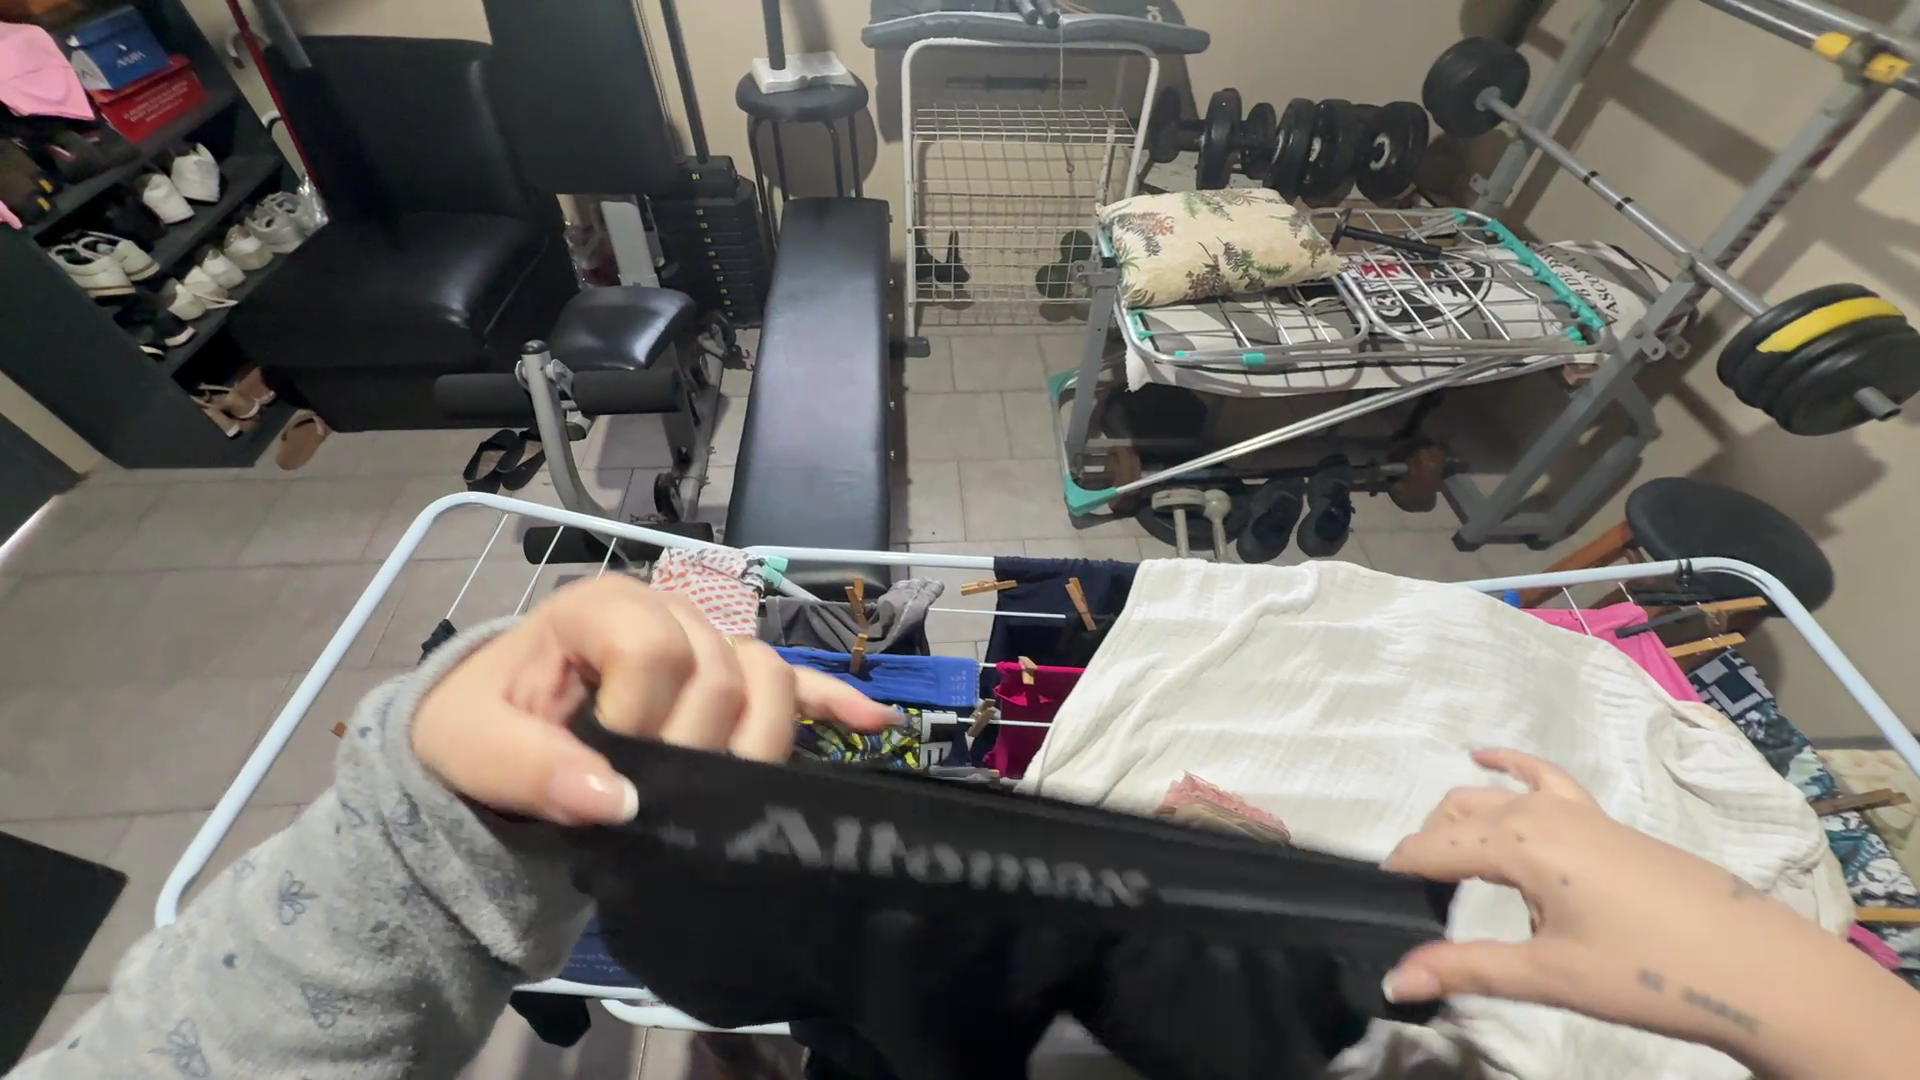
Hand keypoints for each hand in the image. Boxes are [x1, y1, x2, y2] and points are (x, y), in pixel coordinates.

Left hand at [412, 575, 895, 825]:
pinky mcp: (738, 673)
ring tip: (727, 788)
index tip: (606, 768)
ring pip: (770, 676)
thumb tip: (619, 800)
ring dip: (755, 740)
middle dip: (694, 747)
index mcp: (603, 606)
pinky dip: (834, 702)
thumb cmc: (482, 726)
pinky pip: (797, 681)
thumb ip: (528, 767)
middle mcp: (672, 609)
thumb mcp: (469, 747)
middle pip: (723, 671)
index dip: (639, 717)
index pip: (655, 647)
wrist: (508, 727)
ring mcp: (714, 638)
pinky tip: (874, 723)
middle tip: (656, 792)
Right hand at [1380, 748, 1843, 1059]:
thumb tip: (1392, 982)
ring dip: (1456, 820)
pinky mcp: (1601, 817)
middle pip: (1451, 817)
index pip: (1430, 848)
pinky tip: (1486, 756)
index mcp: (1515, 842)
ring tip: (1449, 862)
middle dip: (1425, 849)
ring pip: (1487, 796)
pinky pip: (1543, 775)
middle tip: (1419, 897)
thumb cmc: (1651, 973)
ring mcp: (1571, 808)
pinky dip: (1508, 763)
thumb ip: (1466, 969)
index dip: (1399, 873)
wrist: (1770, 975)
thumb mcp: (1551, 975)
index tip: (1379, 898)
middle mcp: (1533, 811)